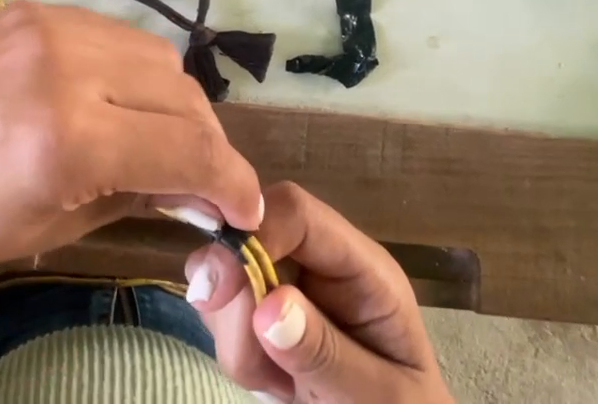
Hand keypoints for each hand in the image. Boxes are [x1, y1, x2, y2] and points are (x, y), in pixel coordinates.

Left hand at [0, 1, 264, 289]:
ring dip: (171, 99)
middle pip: (181, 91)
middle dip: (206, 141)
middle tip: (202, 181)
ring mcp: (44, 25)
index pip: (188, 148)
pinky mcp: (25, 10)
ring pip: (152, 52)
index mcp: (68, 136)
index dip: (231, 183)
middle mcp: (66, 63)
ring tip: (156, 139)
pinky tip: (111, 99)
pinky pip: (107, 34)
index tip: (245, 209)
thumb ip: (134, 192)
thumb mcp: (47, 226)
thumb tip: (194, 184)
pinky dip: (127, 68)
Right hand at [184, 182, 451, 402]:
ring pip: (226, 273)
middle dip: (236, 300)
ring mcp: (288, 281)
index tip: (218, 292)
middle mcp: (319, 261)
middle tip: (255, 368)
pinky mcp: (263, 306)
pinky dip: (230, 346)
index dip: (252, 235)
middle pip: (249, 237)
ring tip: (277, 386)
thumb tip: (267, 305)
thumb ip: (325, 354)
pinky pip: (221, 306)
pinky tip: (269, 378)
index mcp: (361, 265)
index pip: (296, 212)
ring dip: (234, 335)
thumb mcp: (379, 397)